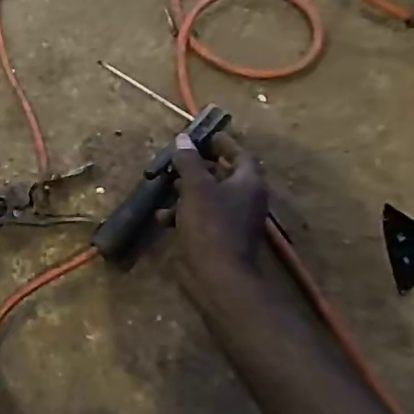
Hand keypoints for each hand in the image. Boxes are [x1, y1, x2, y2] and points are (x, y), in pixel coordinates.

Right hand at [169, 133, 268, 281]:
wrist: (220, 276)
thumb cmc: (211, 225)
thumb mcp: (195, 187)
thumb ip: (189, 161)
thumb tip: (183, 138)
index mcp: (248, 183)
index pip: (241, 155)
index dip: (223, 144)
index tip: (205, 136)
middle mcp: (247, 199)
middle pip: (224, 175)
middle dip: (200, 167)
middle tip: (179, 160)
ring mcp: (236, 221)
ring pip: (211, 197)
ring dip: (189, 191)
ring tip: (168, 188)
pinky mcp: (223, 238)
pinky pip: (205, 217)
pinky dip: (186, 213)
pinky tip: (165, 219)